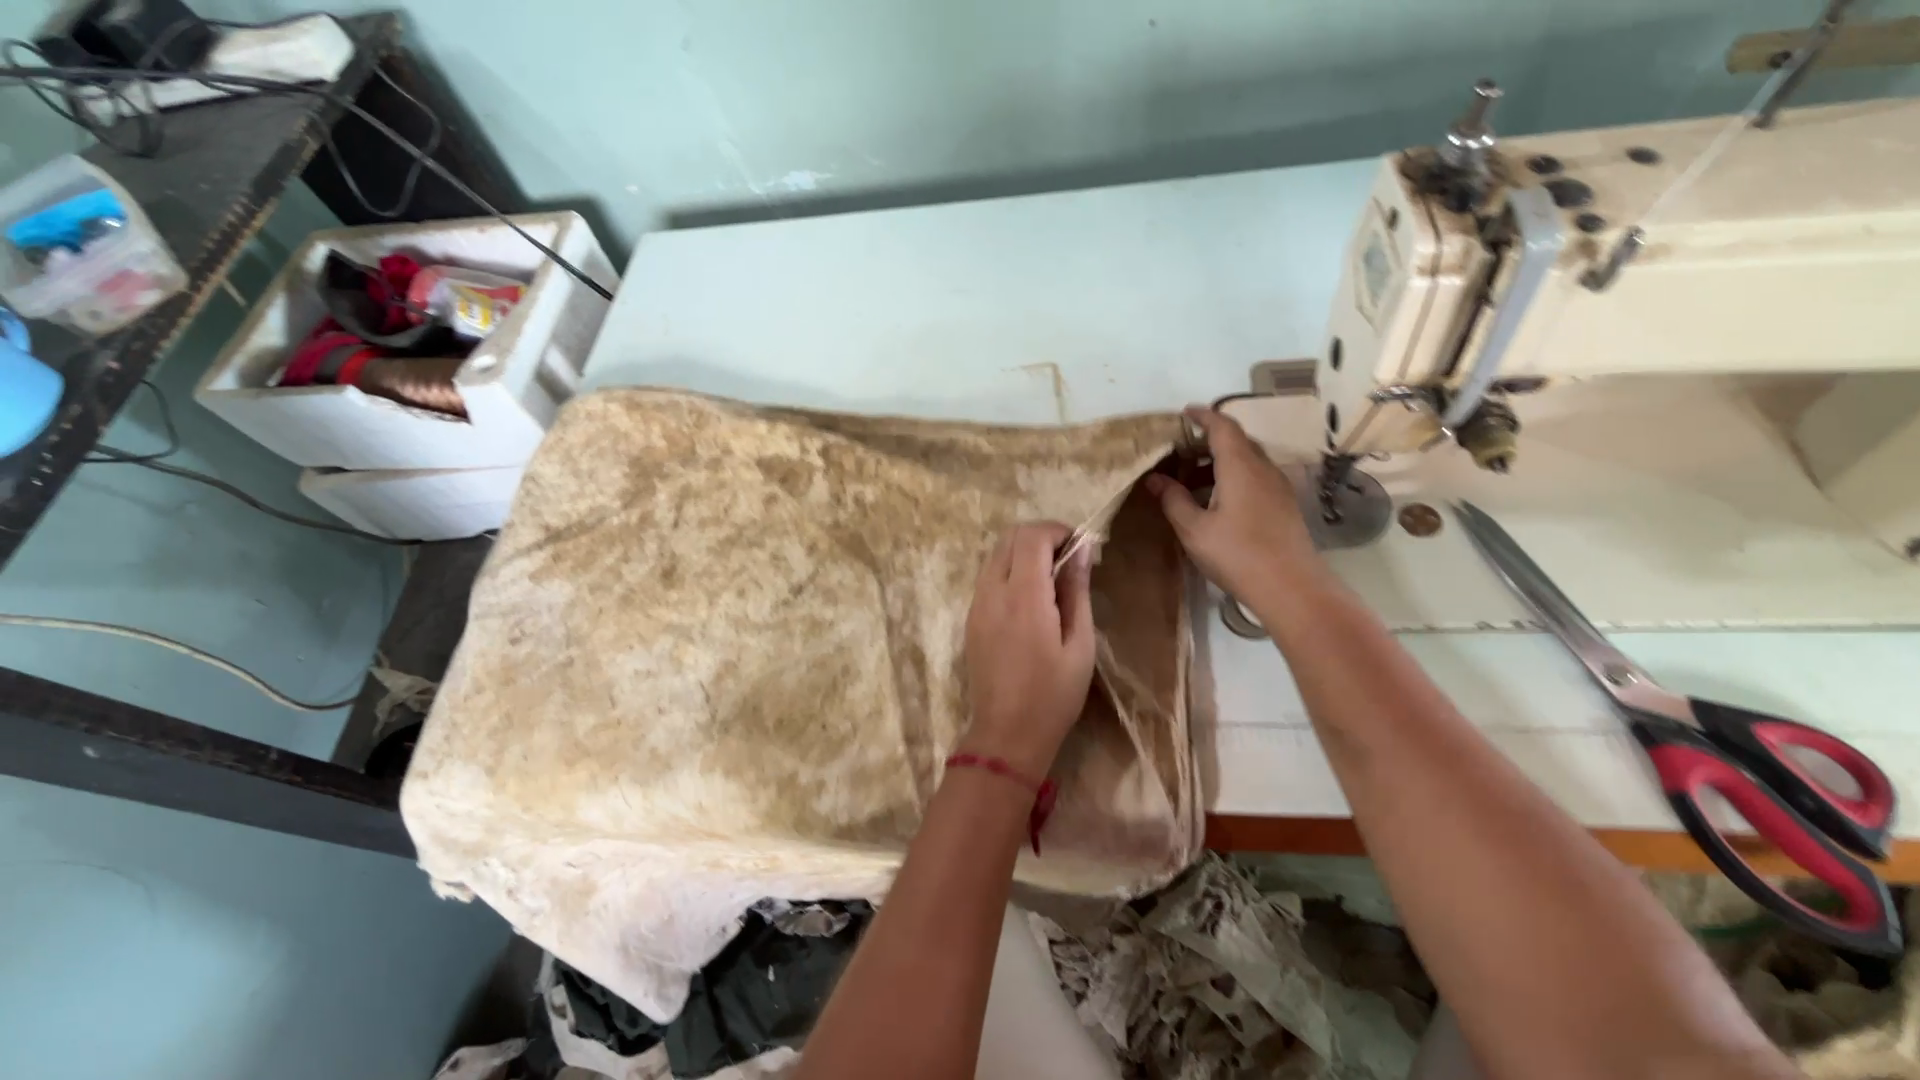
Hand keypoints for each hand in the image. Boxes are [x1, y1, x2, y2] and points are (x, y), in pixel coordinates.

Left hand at [961, 522, 1096, 776]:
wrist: (1006, 735)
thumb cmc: (1053, 695)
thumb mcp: (1079, 645)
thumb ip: (1077, 592)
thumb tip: (1081, 551)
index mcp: (1023, 597)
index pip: (1031, 537)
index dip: (1058, 531)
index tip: (1082, 546)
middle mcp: (992, 593)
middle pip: (1009, 538)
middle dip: (1041, 537)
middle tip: (1070, 560)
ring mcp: (976, 606)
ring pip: (995, 556)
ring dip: (1023, 553)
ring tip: (1053, 579)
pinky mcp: (971, 620)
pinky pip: (988, 578)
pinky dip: (1010, 571)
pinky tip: (1033, 598)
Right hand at [1143, 406, 1324, 609]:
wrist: (1292, 587)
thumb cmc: (1238, 555)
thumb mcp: (1194, 530)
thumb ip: (1173, 500)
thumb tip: (1155, 479)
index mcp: (1240, 466)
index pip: (1222, 426)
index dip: (1203, 416)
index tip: (1185, 413)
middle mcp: (1263, 468)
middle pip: (1237, 441)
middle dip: (1208, 440)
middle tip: (1180, 452)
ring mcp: (1278, 487)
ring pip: (1248, 461)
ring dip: (1220, 462)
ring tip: (1193, 481)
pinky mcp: (1284, 505)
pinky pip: (1256, 478)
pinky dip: (1234, 477)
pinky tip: (1218, 501)